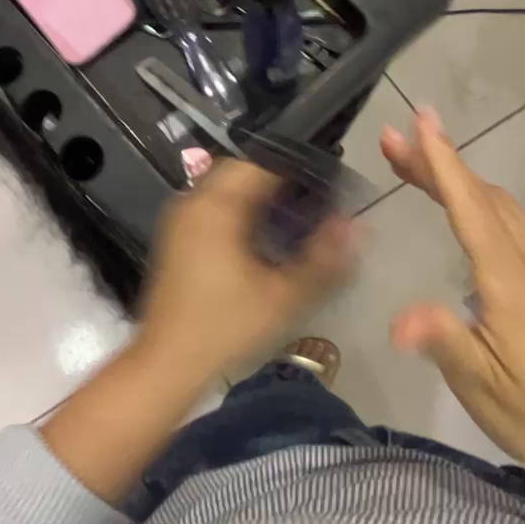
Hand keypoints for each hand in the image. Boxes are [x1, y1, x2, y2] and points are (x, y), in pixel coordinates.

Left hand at [137, 161, 358, 377]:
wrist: (167, 362)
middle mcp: (193, 200)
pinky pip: (213, 207)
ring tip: (295, 219)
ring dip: (259, 197)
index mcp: (215, 204)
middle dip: (279, 181)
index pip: (261, 162)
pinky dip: (239, 212)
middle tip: (314, 203)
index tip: (327, 184)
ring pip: (226, 189)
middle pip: (242, 171)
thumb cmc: (225, 326)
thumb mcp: (283, 296)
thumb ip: (324, 259)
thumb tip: (357, 227)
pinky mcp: (176, 237)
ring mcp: (180, 218)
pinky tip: (263, 239)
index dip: (297, 167)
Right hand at [379, 109, 524, 484]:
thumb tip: (397, 322)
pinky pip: (508, 221)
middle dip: (438, 161)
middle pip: (483, 196)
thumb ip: (444, 343)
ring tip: (412, 163)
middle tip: (391, 140)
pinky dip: (474, 197)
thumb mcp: (483, 388)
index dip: (444, 164)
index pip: (472, 210)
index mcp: (511, 284)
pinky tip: (457, 205)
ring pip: (499, 204)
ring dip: (456, 176)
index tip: (422, 121)